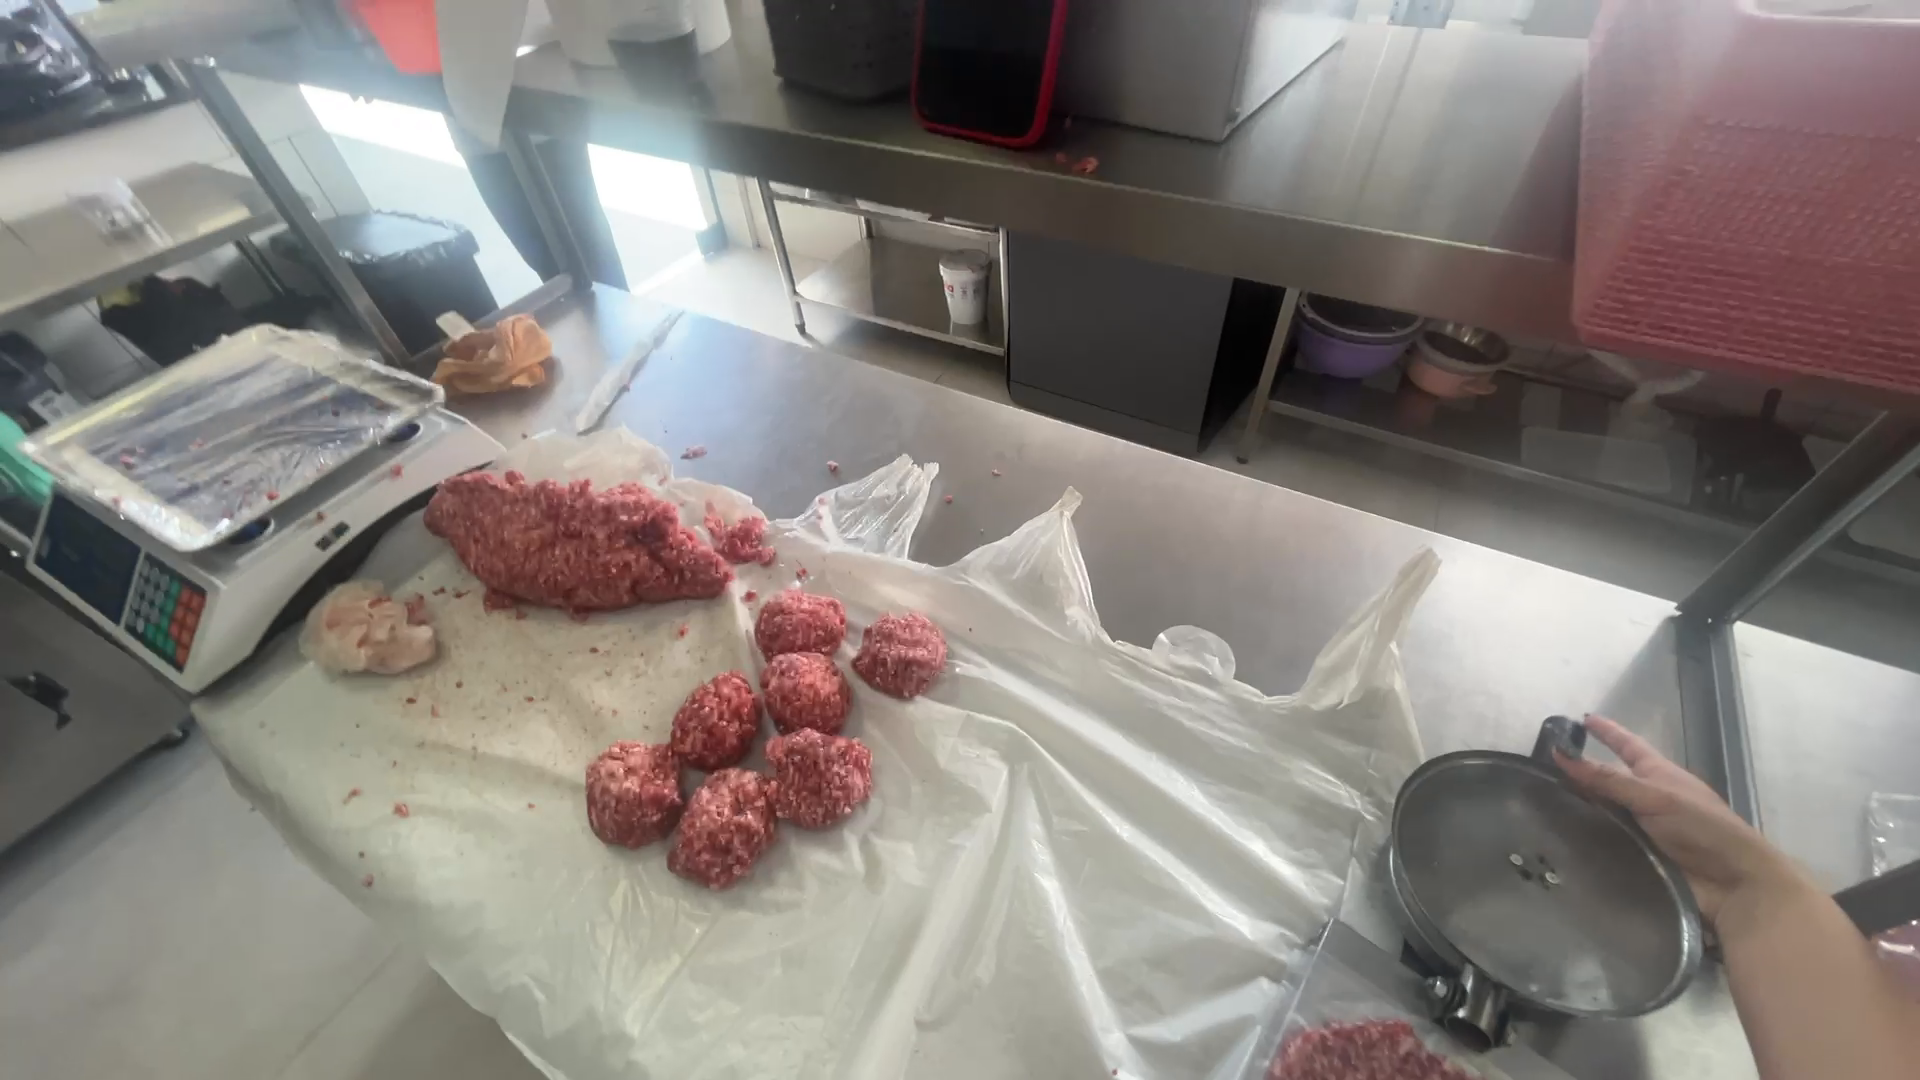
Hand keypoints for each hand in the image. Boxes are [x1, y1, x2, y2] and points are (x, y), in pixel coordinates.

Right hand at [1555, 714, 1799, 928]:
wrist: (1736, 887)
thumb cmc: (1704, 830)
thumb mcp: (1656, 797)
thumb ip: (1607, 778)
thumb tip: (1558, 753)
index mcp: (1660, 775)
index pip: (1628, 746)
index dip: (1608, 732)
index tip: (1582, 718)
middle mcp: (1649, 797)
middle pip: (1608, 777)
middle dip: (1581, 768)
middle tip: (1542, 762)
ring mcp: (1641, 825)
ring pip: (1601, 805)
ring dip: (1577, 800)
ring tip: (1540, 793)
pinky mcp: (1635, 851)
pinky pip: (1601, 834)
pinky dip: (1581, 828)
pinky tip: (1556, 825)